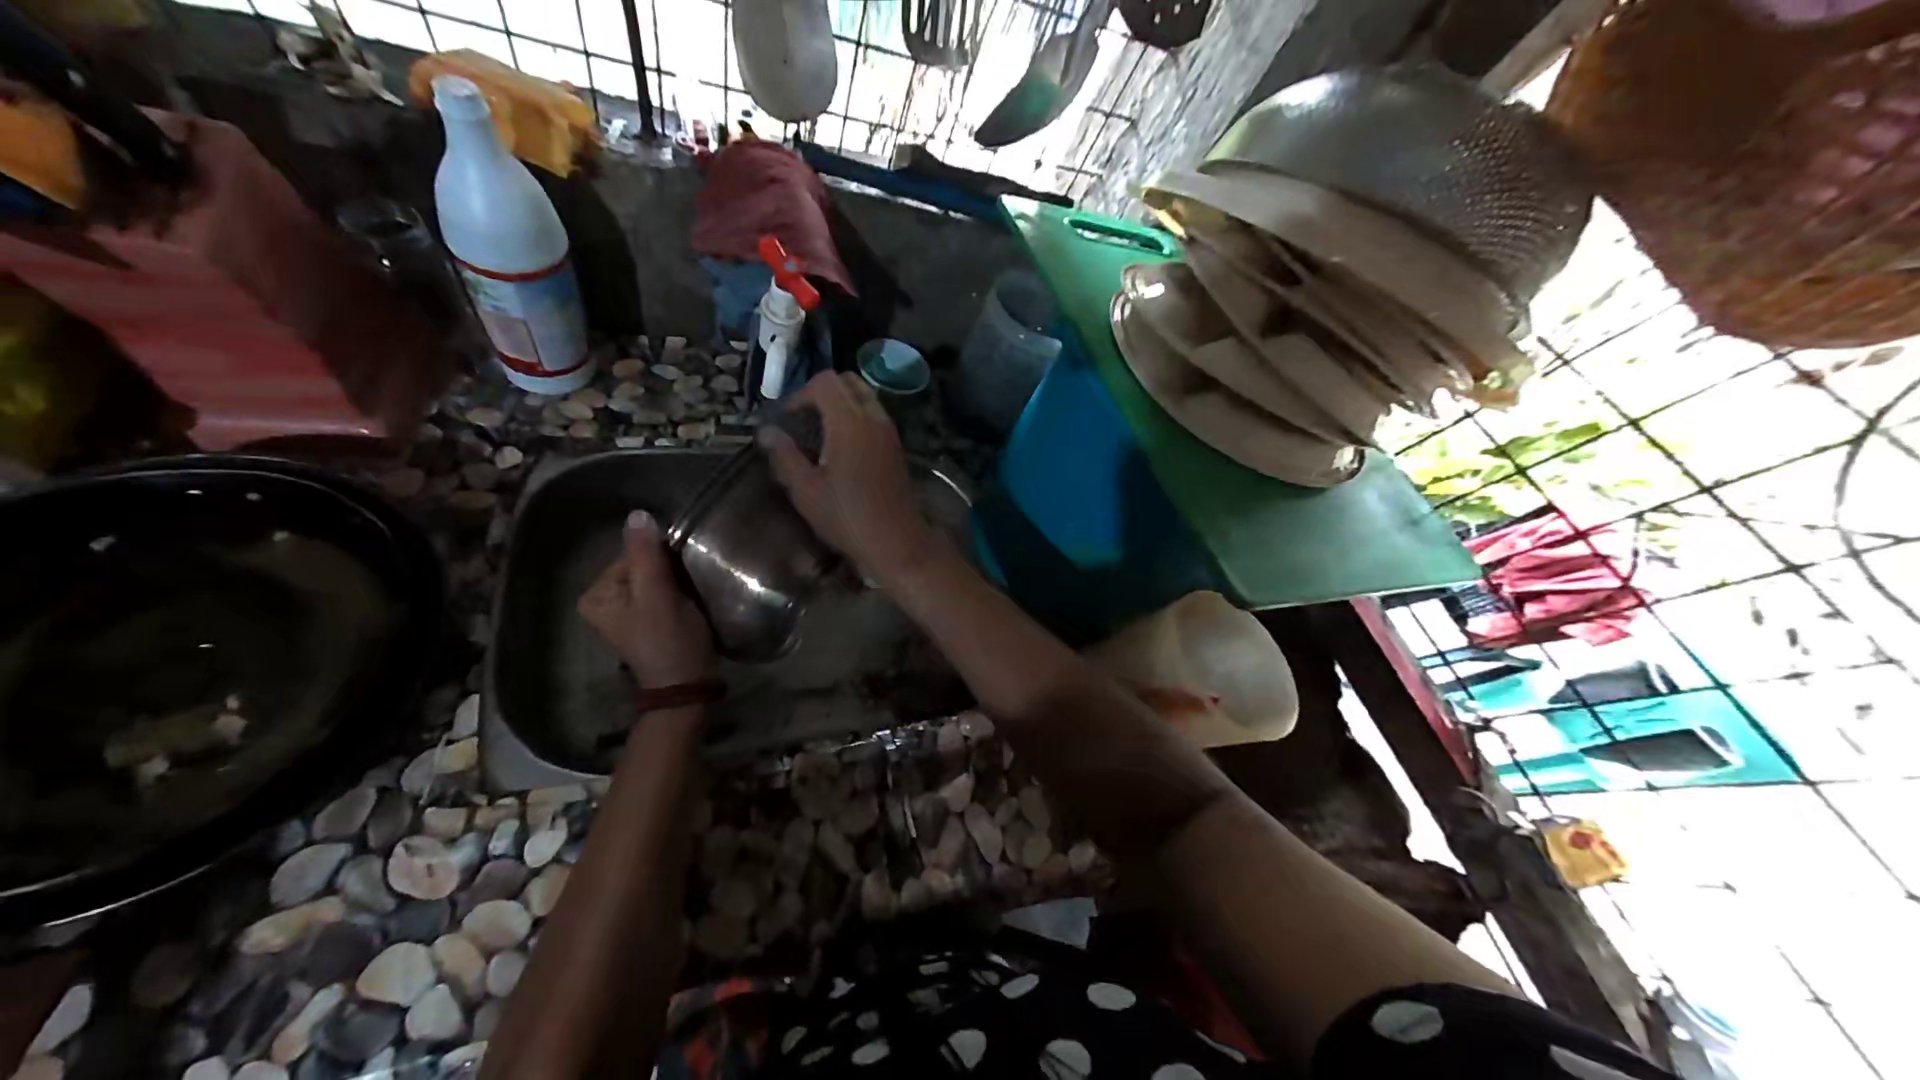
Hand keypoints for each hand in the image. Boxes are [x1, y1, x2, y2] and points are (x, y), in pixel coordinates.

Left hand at [577, 510, 714, 687]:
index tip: (681, 575)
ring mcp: (625, 615)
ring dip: (677, 582)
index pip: (631, 556)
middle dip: (669, 571)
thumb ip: (646, 554)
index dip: (661, 560)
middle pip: (643, 567)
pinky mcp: (646, 623)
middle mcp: (603, 602)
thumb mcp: (657, 594)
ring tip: (692, 595)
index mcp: (595, 595)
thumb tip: (638, 513)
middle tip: (689, 586)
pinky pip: (661, 594)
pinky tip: (690, 604)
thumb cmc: (669, 640)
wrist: (688, 686)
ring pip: (655, 580)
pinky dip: (677, 595)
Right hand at [759, 372, 933, 585]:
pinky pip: (874, 414)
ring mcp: (889, 431)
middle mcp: (873, 418)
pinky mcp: (896, 446)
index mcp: (850, 422)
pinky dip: (855, 417)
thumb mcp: (805, 490)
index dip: (800, 394)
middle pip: (847, 382)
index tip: (786, 421)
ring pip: (864, 396)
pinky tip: (841, 447)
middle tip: (801, 420)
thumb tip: (766, 431)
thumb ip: (785, 455)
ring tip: (819, 433)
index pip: (825, 382)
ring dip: (840, 404)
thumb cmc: (846, 517)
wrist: (895, 540)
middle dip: (820, 393)